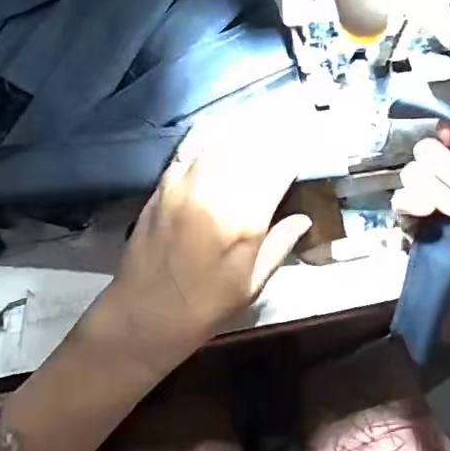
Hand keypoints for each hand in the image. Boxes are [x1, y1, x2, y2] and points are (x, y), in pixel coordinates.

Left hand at [93, 123, 313, 377]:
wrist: (145, 314)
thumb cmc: (206, 305)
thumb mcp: (253, 283)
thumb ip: (280, 244)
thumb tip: (304, 219)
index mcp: (243, 221)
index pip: (277, 168)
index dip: (294, 154)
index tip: (304, 151)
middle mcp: (214, 193)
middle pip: (251, 148)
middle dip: (273, 140)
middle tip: (286, 139)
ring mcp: (184, 185)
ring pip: (221, 142)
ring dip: (244, 136)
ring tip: (258, 137)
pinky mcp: (163, 184)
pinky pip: (190, 148)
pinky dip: (210, 138)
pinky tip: (221, 137)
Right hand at [390, 123, 449, 321]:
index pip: (446, 140)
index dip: (445, 133)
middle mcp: (440, 180)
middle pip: (425, 152)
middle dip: (445, 165)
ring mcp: (422, 200)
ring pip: (412, 174)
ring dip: (435, 187)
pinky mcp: (409, 222)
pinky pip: (400, 201)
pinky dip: (413, 201)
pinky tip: (429, 211)